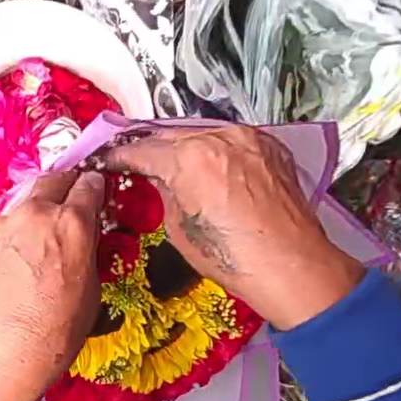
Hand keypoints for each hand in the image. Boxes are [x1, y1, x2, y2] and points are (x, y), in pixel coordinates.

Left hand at [0, 170, 105, 400]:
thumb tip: (84, 240)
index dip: (94, 190)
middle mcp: (33, 214)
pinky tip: (7, 266)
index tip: (94, 194)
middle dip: (64, 190)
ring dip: (31, 219)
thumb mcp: (91, 293)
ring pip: (21, 208)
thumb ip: (88, 253)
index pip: (88, 186)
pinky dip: (5, 240)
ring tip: (33, 249)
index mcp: (71, 224)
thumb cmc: (53, 334)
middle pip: (52, 182)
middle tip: (69, 206)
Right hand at [105, 124, 362, 329]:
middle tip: (141, 162)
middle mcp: (220, 138)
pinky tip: (215, 171)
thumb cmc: (234, 257)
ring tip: (178, 167)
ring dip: (188, 148)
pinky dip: (220, 153)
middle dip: (154, 148)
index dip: (122, 156)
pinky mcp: (271, 148)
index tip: (112, 159)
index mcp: (190, 158)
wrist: (289, 265)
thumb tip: (164, 181)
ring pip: (206, 134)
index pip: (143, 150)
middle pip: (173, 135)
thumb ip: (166, 194)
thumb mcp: (179, 230)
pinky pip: (234, 142)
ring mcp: (249, 139)